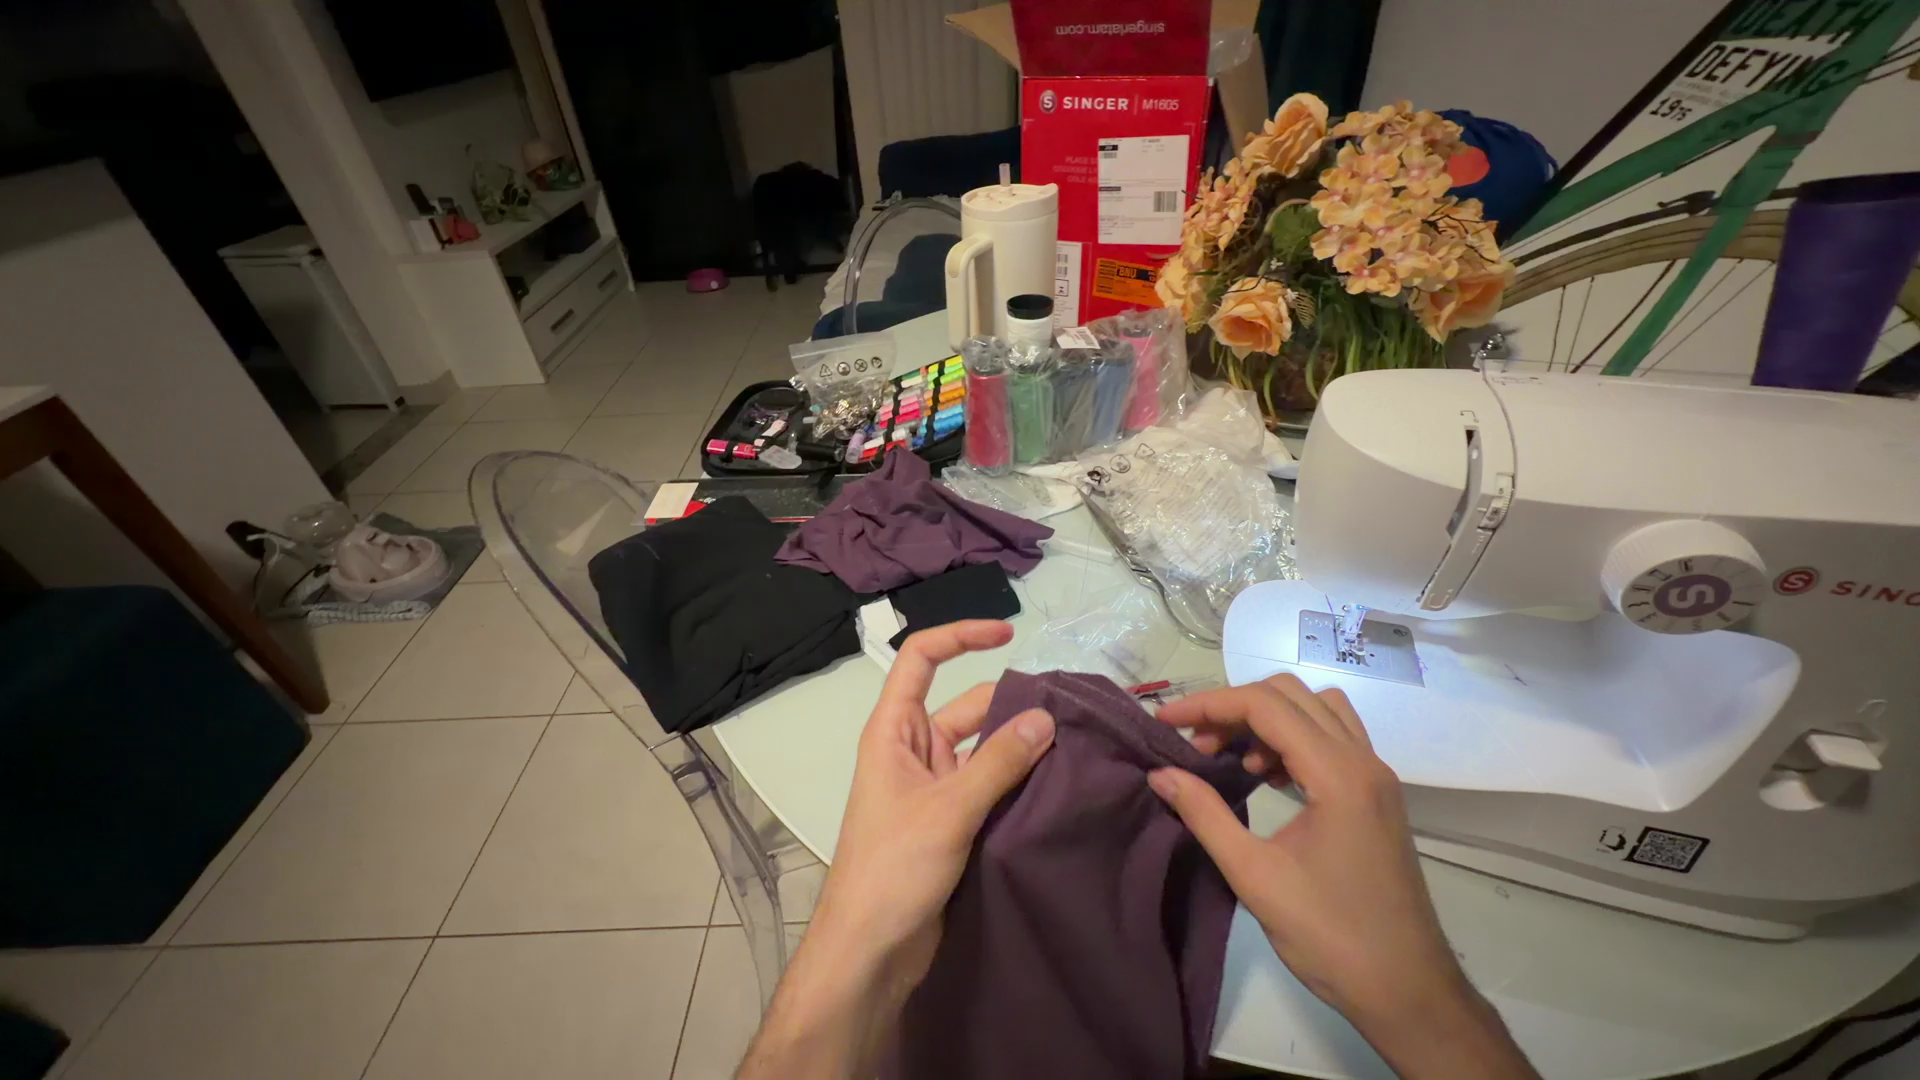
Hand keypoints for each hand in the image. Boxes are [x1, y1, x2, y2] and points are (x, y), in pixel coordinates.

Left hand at [737, 621, 1056, 1079]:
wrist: (871, 951)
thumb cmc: (893, 867)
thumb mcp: (948, 809)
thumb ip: (998, 762)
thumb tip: (1046, 717)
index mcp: (894, 731)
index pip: (920, 659)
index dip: (960, 636)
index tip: (1009, 632)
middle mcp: (914, 750)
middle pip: (967, 706)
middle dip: (1012, 704)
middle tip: (1072, 712)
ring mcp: (934, 787)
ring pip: (984, 748)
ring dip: (1022, 746)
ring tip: (1077, 745)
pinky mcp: (952, 821)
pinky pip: (990, 785)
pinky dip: (1019, 780)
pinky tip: (1060, 783)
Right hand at [1147, 675, 1536, 1079]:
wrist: (1410, 993)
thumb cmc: (1331, 938)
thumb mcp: (1254, 877)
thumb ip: (1205, 816)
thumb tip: (1161, 774)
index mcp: (1338, 776)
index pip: (1265, 706)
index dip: (1208, 704)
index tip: (1165, 721)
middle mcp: (1363, 762)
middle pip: (1290, 695)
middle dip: (1233, 707)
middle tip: (1196, 744)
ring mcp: (1376, 777)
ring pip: (1315, 709)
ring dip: (1266, 719)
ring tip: (1230, 758)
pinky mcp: (1376, 796)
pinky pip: (1332, 738)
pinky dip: (1290, 739)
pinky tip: (1264, 777)